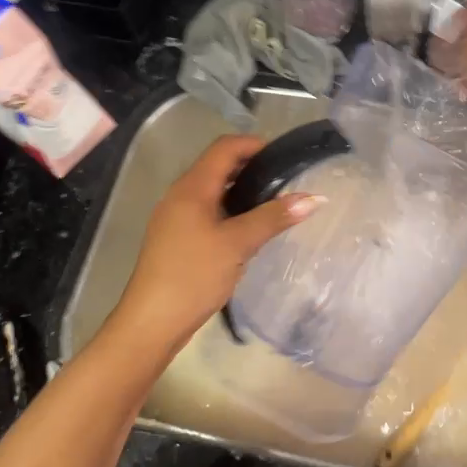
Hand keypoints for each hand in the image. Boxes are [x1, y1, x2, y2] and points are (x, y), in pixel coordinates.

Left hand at [112, 135, 321, 345]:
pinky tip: (249, 231)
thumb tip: (314, 197)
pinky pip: (207, 211)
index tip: (285, 158)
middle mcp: (180, 194)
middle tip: (285, 181)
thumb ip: (273, 217)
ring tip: (274, 205)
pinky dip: (230, 210)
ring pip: (213, 191)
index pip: (225, 147)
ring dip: (242, 191)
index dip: (255, 145)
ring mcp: (175, 217)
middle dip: (252, 167)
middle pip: (218, 166)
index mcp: (192, 187)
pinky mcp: (176, 237)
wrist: (152, 322)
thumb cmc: (193, 275)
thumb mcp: (238, 244)